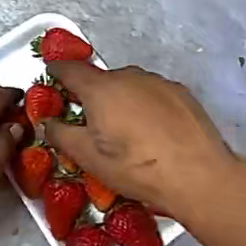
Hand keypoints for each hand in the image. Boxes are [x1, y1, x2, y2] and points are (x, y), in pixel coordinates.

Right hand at [41, 62, 245, 220]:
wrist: (198, 176)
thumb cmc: (135, 167)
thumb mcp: (87, 157)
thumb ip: (60, 135)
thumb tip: (48, 122)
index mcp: (100, 89)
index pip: (70, 70)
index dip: (57, 71)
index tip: (51, 75)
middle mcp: (129, 77)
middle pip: (102, 79)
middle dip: (93, 95)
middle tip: (91, 121)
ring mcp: (158, 82)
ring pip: (130, 86)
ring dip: (122, 100)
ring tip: (126, 131)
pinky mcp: (182, 94)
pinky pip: (153, 95)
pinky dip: (146, 106)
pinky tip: (153, 132)